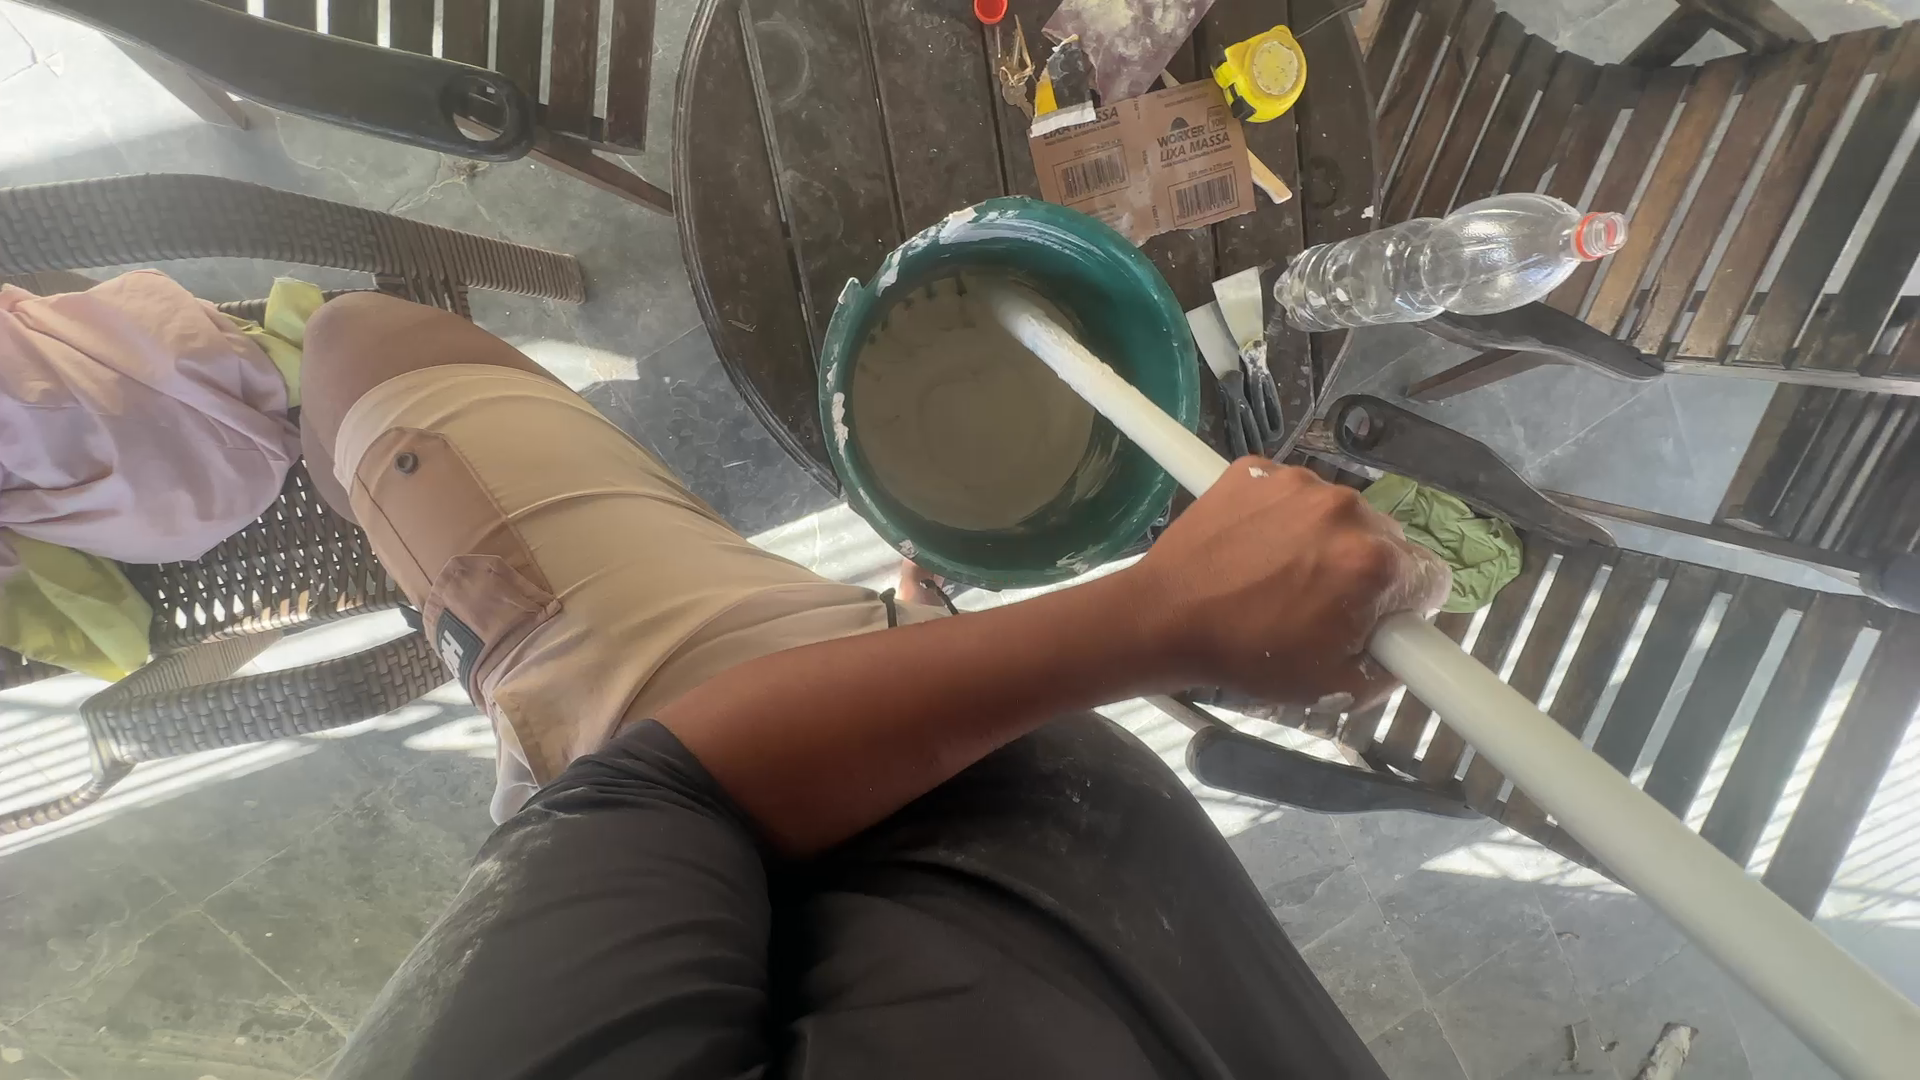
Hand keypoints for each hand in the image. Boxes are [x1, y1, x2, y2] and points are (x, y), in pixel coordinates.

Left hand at [1128, 459, 1450, 706]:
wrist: (1161, 616)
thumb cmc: (1244, 653)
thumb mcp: (1331, 684)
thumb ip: (1391, 666)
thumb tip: (1408, 645)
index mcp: (1373, 562)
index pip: (1429, 575)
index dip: (1403, 602)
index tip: (1373, 614)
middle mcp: (1344, 509)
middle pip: (1382, 538)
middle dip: (1360, 568)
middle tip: (1315, 598)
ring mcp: (1294, 482)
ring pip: (1333, 512)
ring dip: (1318, 536)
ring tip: (1273, 572)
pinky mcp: (1253, 469)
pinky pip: (1287, 492)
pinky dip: (1277, 513)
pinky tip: (1250, 545)